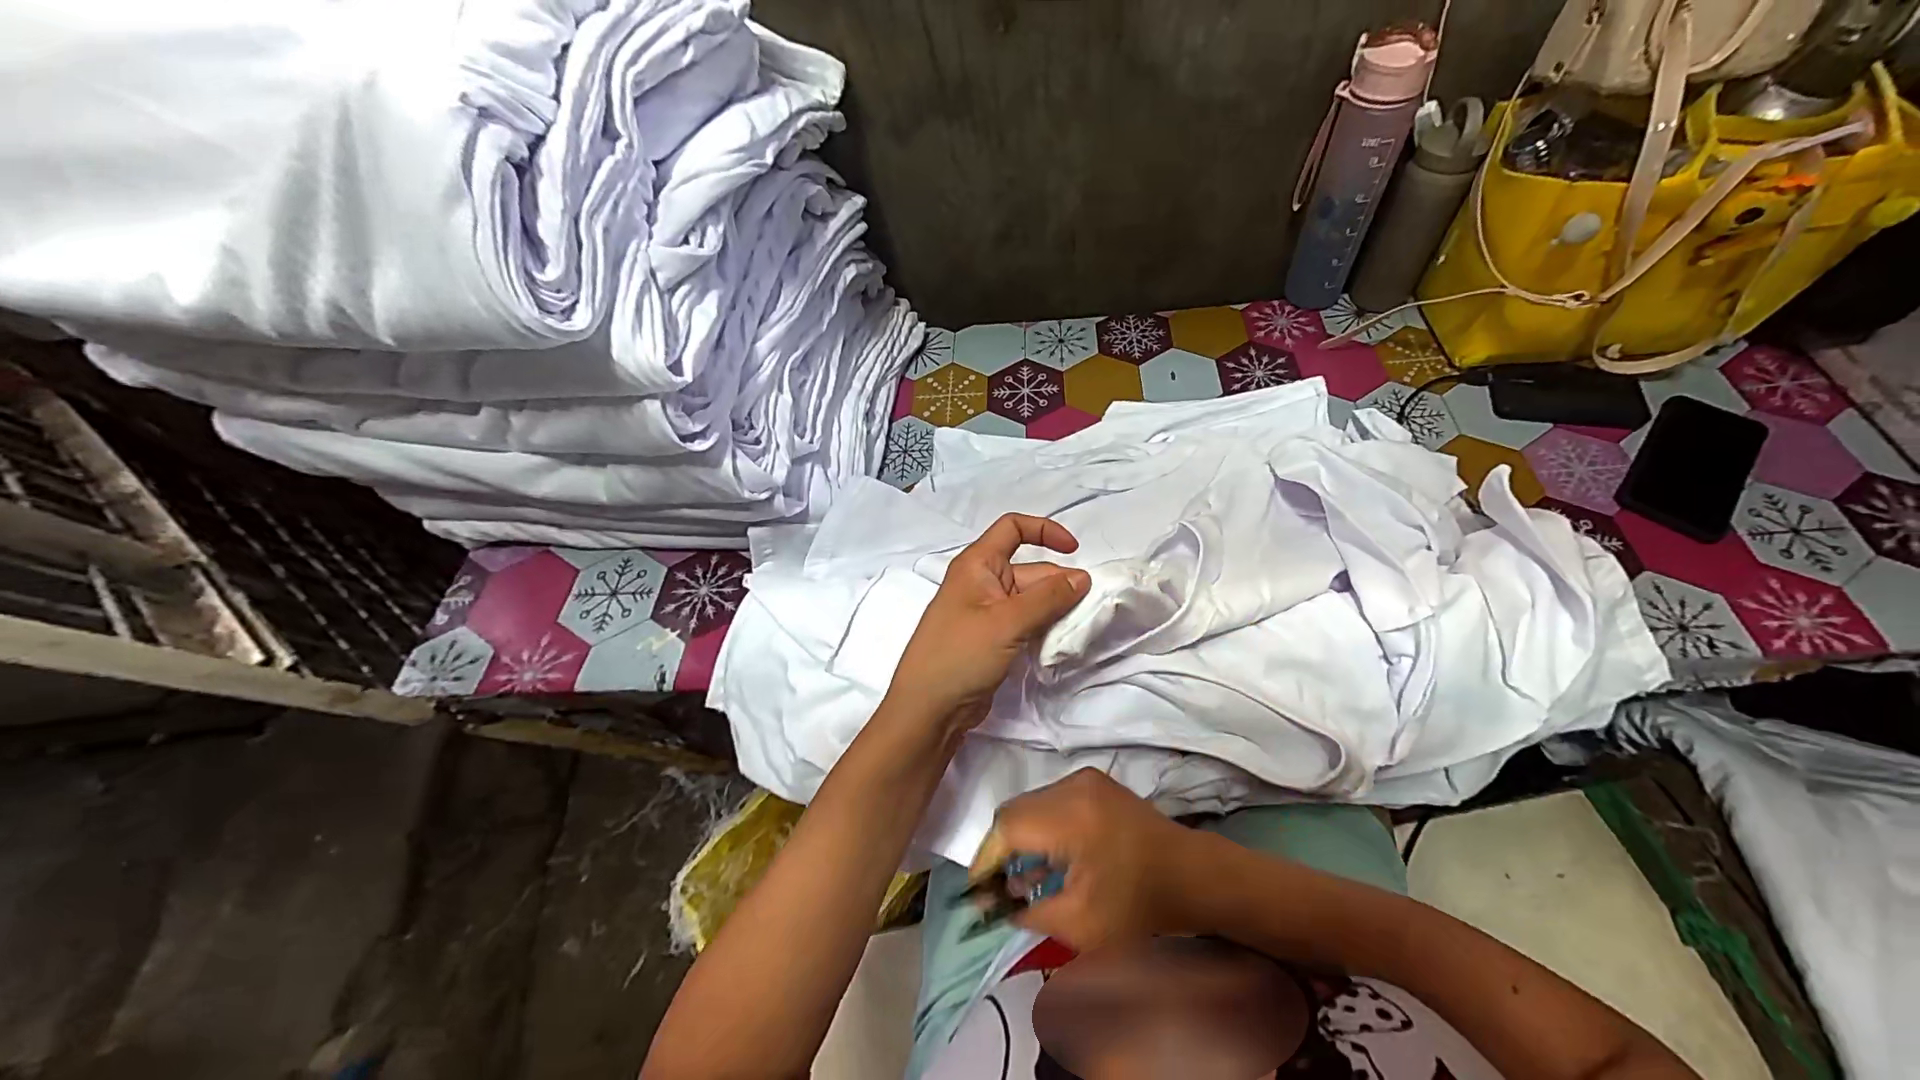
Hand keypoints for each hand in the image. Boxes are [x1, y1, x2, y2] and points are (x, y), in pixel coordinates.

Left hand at [887, 513, 1090, 730]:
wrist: (928, 710)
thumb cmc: (960, 655)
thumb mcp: (1007, 622)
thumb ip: (1048, 598)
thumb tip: (1082, 577)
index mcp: (977, 565)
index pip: (1012, 528)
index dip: (1044, 531)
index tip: (1075, 550)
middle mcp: (982, 583)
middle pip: (1030, 570)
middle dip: (1058, 584)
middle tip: (1087, 609)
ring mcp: (987, 614)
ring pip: (1031, 600)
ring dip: (1055, 610)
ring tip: (1078, 627)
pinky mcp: (993, 640)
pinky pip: (1026, 624)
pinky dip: (1044, 628)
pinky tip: (1061, 642)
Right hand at [970, 769, 1207, 953]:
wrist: (1192, 875)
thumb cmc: (1139, 905)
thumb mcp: (1079, 924)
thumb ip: (1028, 913)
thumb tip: (993, 905)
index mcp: (1070, 817)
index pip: (1007, 828)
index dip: (985, 859)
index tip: (975, 891)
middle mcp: (1072, 787)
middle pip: (1014, 812)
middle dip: (999, 849)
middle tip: (995, 887)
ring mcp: (1084, 780)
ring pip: (1029, 804)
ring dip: (1018, 837)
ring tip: (1019, 878)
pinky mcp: (1092, 782)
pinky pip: (1049, 801)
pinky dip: (1039, 826)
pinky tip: (1044, 859)